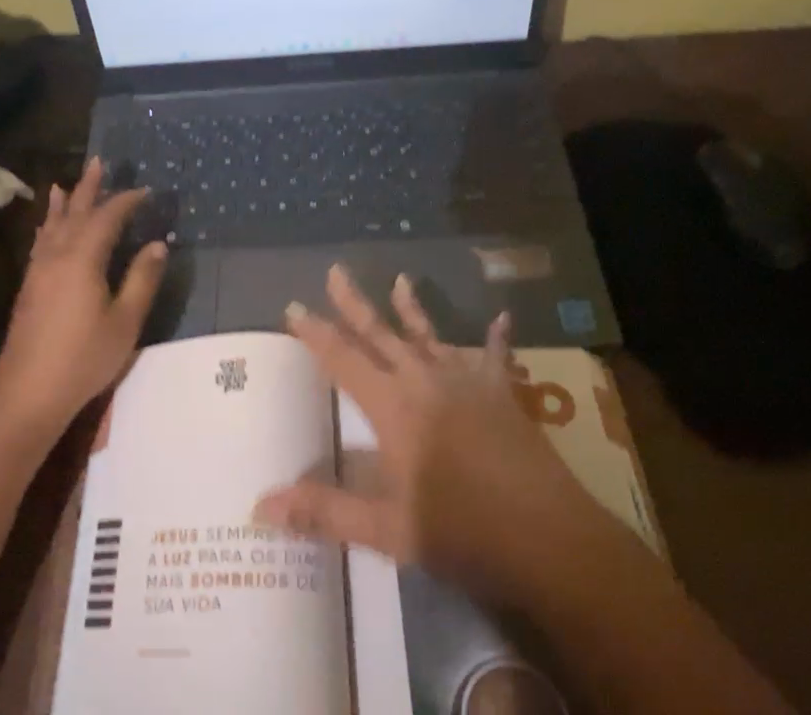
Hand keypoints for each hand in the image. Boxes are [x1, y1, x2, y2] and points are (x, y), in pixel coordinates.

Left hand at [0, 159, 166, 434]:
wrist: (28, 391)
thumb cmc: (84, 357)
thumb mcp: (125, 321)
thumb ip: (142, 280)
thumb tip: (156, 245)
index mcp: (83, 259)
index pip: (107, 217)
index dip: (126, 201)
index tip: (146, 191)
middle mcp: (57, 256)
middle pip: (74, 213)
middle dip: (88, 188)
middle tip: (98, 162)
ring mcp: (38, 271)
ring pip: (52, 227)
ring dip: (63, 204)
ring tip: (65, 185)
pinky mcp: (29, 288)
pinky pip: (41, 243)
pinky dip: (48, 227)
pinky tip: (47, 231)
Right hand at [255, 265, 610, 603]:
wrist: (550, 539)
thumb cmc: (463, 533)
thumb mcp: (386, 530)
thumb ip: (324, 512)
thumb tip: (260, 507)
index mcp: (395, 409)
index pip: (344, 361)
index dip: (316, 334)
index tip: (293, 307)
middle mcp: (428, 384)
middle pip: (383, 336)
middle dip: (355, 305)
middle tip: (336, 271)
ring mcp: (470, 386)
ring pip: (433, 338)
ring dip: (413, 311)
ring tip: (401, 280)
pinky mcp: (504, 398)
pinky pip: (494, 359)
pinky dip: (495, 338)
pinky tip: (501, 317)